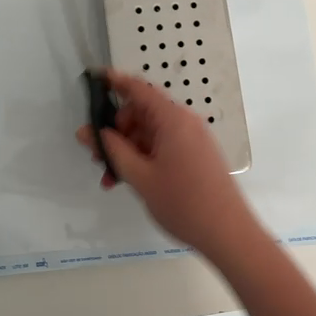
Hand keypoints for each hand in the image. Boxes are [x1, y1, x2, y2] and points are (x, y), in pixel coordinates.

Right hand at [76, 69, 263, 260]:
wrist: (229, 234)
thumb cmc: (184, 203)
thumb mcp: (140, 177)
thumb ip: (111, 150)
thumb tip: (86, 132)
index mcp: (173, 119)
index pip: (139, 89)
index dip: (115, 82)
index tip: (93, 80)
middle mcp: (184, 122)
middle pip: (142, 114)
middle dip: (117, 131)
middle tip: (98, 155)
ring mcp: (192, 139)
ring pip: (150, 134)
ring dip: (128, 150)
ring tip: (112, 178)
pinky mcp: (196, 155)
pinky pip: (163, 146)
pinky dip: (144, 158)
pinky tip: (131, 181)